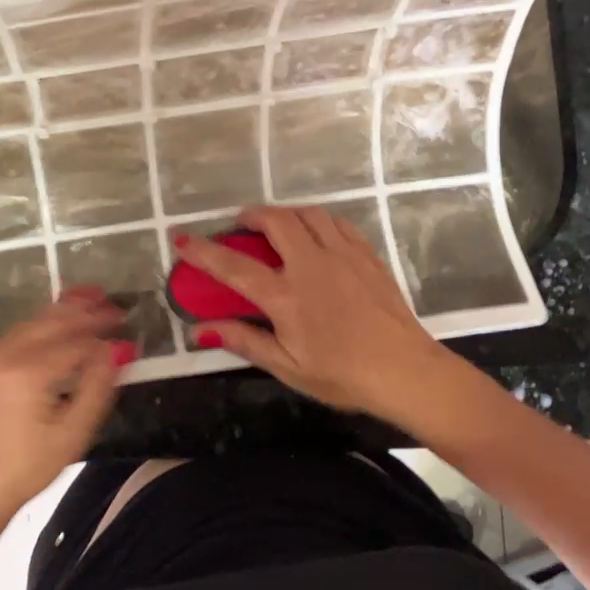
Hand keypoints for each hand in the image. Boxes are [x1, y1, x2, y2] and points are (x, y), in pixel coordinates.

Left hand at [0, 288, 129, 526]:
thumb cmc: (29, 466)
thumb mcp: (74, 433)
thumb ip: (97, 386)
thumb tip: (118, 350)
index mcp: (27, 372)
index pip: (75, 341)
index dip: (103, 332)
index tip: (127, 325)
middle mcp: (4, 354)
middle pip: (52, 321)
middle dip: (85, 311)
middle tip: (115, 305)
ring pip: (34, 321)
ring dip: (64, 311)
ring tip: (93, 300)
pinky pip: (19, 332)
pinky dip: (44, 323)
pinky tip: (61, 320)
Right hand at [174, 205, 459, 421]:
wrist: (407, 372)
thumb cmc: (343, 376)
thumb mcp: (287, 366)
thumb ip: (244, 340)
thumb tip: (201, 330)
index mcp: (286, 295)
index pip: (234, 266)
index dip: (203, 251)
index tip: (181, 238)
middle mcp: (312, 264)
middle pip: (275, 221)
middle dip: (252, 215)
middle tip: (240, 225)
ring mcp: (343, 255)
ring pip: (309, 214)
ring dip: (286, 214)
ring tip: (277, 227)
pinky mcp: (367, 256)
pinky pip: (337, 223)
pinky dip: (317, 221)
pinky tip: (316, 235)